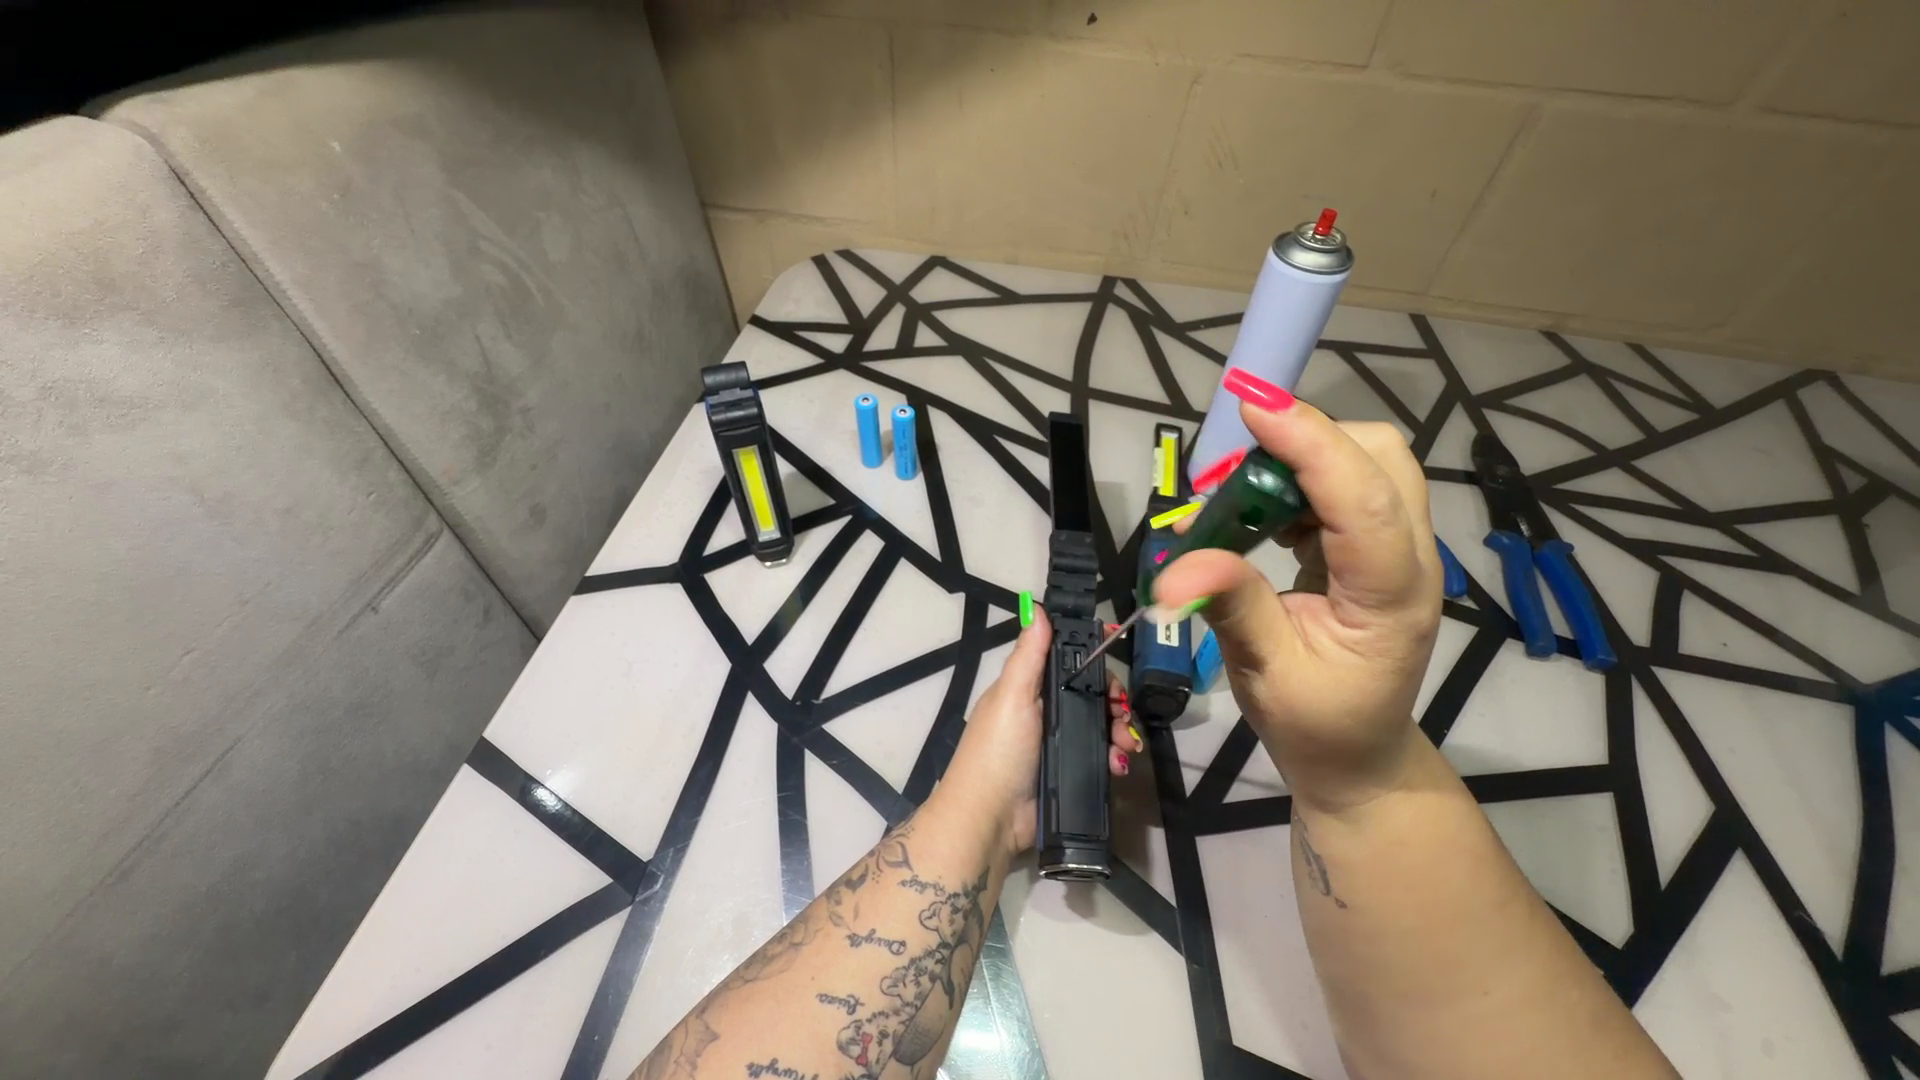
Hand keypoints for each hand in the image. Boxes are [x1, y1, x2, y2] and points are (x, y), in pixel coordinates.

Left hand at [938, 610, 1137, 860]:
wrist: (991, 817)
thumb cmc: (998, 749)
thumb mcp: (1012, 696)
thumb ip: (1029, 656)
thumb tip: (1038, 609)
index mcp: (1028, 690)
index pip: (1070, 664)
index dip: (1095, 662)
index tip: (1115, 669)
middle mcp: (1045, 713)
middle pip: (1092, 696)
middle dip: (1115, 702)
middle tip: (1123, 715)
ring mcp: (1058, 744)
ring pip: (1101, 726)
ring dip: (1120, 732)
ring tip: (1124, 746)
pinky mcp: (1070, 772)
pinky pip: (1101, 757)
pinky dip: (1114, 757)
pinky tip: (1119, 764)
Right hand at [1156, 396, 1442, 816]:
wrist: (1356, 755)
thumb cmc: (1316, 723)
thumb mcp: (1267, 673)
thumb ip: (1232, 608)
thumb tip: (1176, 568)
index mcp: (1391, 595)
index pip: (1364, 500)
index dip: (1311, 445)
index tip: (1254, 406)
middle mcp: (1409, 559)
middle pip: (1380, 459)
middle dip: (1308, 441)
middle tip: (1233, 470)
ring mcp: (1396, 550)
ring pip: (1363, 464)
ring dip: (1297, 459)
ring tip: (1234, 496)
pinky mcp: (1371, 549)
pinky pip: (1341, 487)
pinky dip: (1294, 482)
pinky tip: (1256, 515)